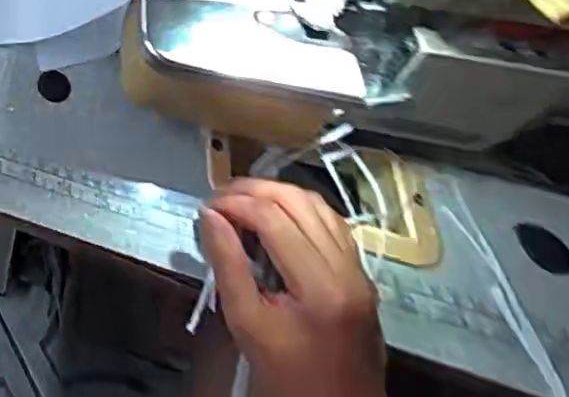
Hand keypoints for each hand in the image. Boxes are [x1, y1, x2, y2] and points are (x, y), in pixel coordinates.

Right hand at [200, 179, 384, 396]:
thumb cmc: (288, 379)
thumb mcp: (246, 323)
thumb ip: (227, 263)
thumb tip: (209, 213)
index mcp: (320, 286)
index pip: (272, 218)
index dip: (234, 203)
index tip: (206, 208)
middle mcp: (347, 270)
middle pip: (296, 201)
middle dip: (252, 190)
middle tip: (220, 199)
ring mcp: (360, 272)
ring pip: (316, 205)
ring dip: (276, 194)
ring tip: (243, 202)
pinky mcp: (362, 277)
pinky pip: (330, 223)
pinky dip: (299, 209)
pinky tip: (275, 217)